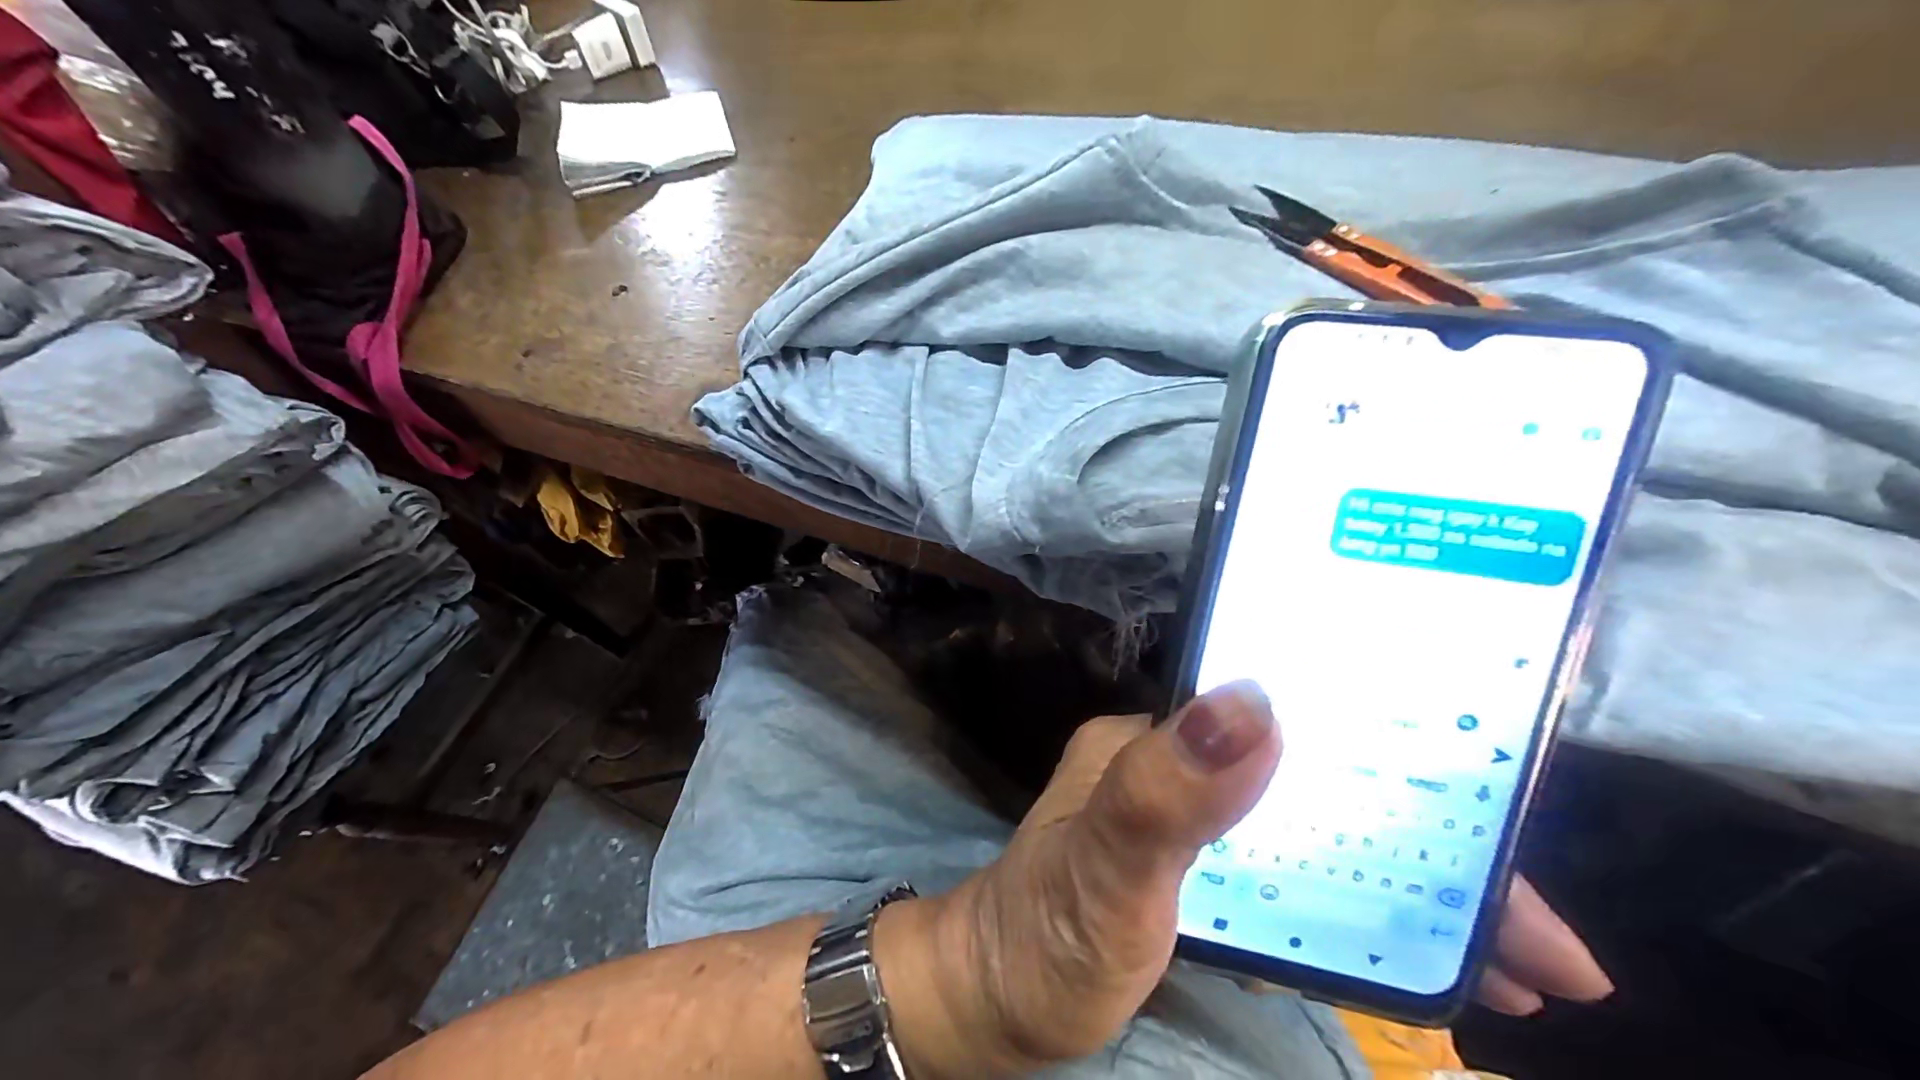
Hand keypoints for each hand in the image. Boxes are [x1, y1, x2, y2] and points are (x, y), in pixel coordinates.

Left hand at [872, 682, 1611, 1079]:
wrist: (993, 1004)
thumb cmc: (1045, 937)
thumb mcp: (1106, 868)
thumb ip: (1167, 791)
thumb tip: (1254, 700)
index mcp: (1160, 736)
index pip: (1293, 721)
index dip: (1397, 759)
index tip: (1501, 809)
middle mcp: (1183, 763)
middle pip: (1327, 785)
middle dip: (1438, 848)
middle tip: (1545, 939)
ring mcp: (1196, 821)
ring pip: (1323, 838)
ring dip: (1417, 894)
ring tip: (1519, 970)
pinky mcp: (1204, 877)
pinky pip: (1300, 885)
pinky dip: (1364, 919)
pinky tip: (1422, 963)